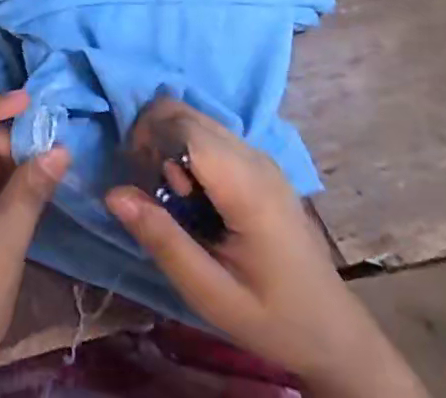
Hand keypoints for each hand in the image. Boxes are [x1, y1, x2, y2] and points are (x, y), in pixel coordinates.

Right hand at [103, 97, 427, 397]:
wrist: (332, 332)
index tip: (140, 182)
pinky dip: (183, 147)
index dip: (151, 141)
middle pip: (186, 113)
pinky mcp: (257, 162)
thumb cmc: (270, 317)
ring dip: (166, 141)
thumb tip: (113, 192)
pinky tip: (187, 192)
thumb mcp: (210, 293)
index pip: (186, 128)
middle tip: (147, 187)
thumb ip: (162, 239)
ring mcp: (259, 156)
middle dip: (152, 137)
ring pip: (194, 117)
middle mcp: (255, 157)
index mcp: (248, 188)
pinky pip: (208, 133)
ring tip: (167, 193)